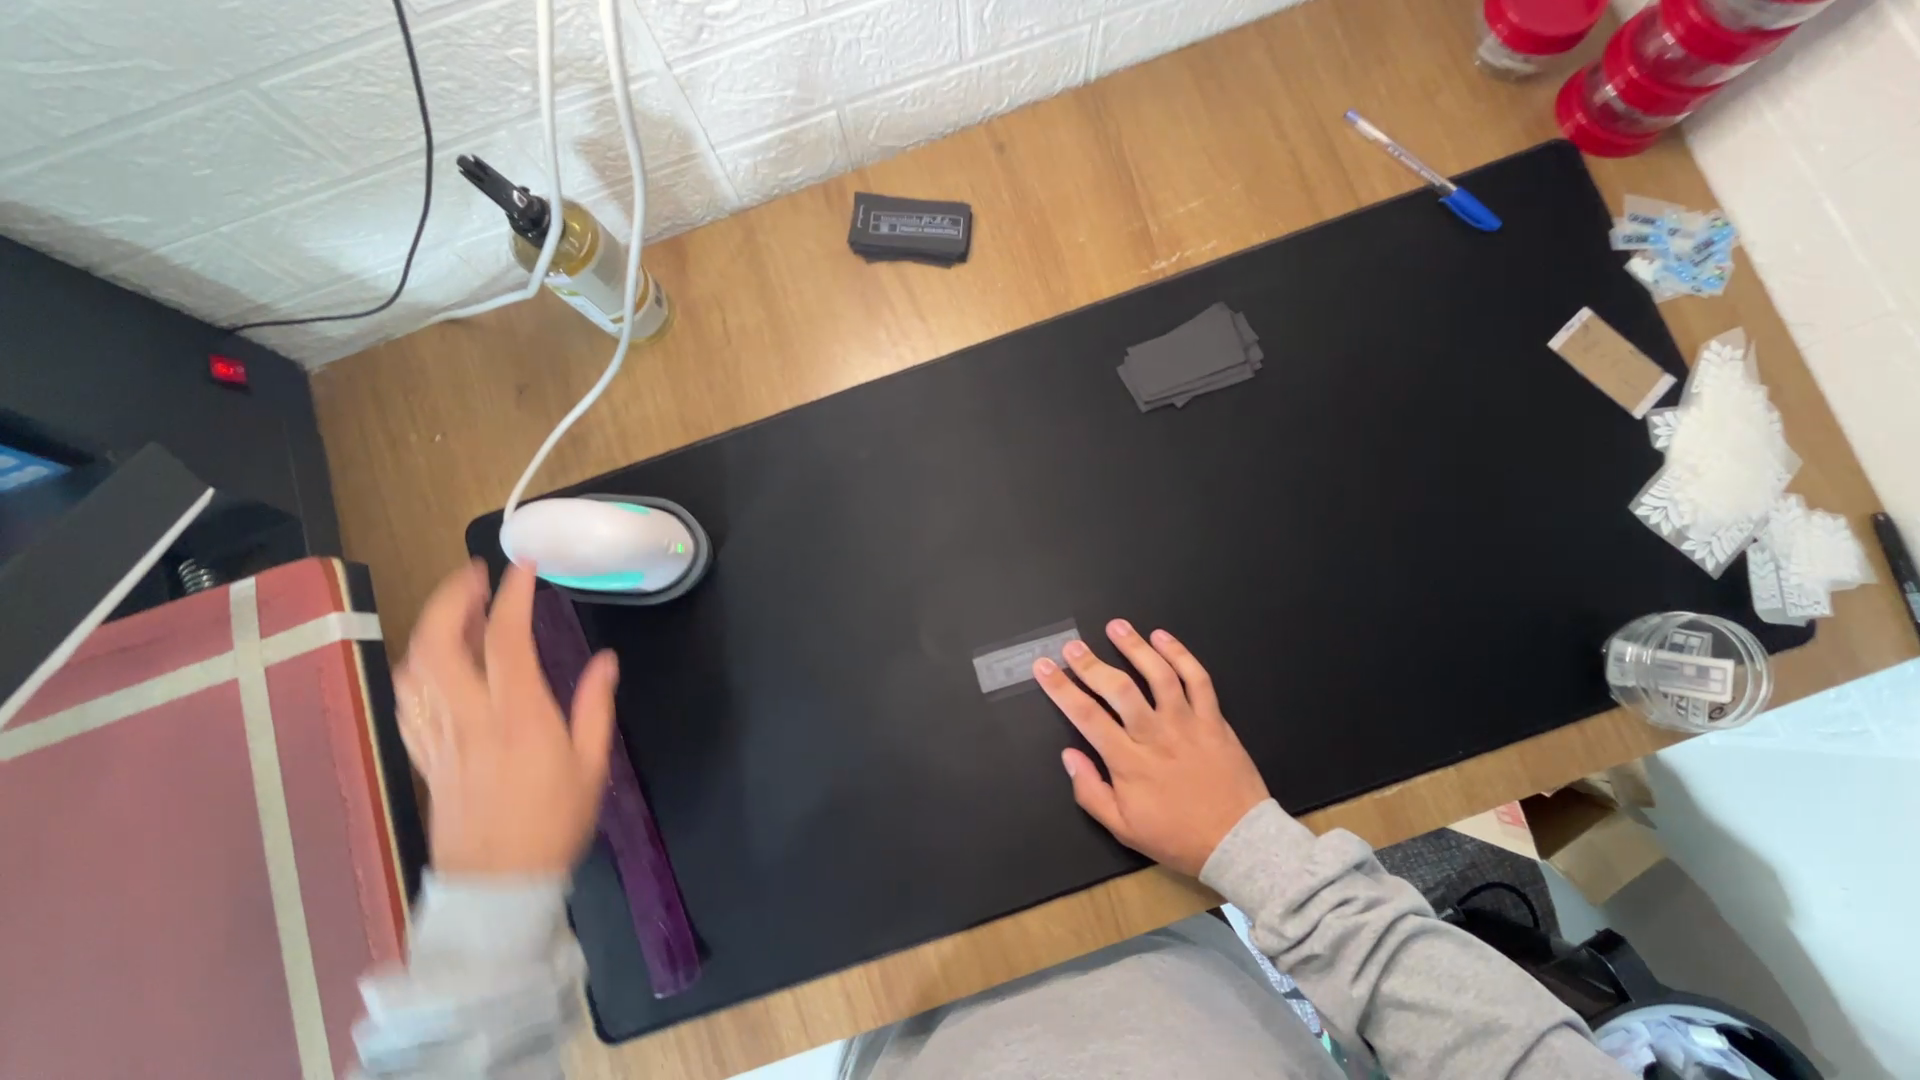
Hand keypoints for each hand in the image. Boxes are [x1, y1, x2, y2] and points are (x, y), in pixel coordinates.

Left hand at [395, 559, 618, 877]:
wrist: (498, 885)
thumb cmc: (554, 823)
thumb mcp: (592, 765)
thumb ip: (595, 706)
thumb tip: (605, 659)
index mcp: (519, 715)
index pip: (506, 639)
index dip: (511, 596)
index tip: (523, 568)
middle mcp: (470, 716)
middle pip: (439, 643)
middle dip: (451, 599)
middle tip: (475, 575)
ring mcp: (439, 735)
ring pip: (415, 668)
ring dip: (430, 627)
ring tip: (456, 609)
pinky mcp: (424, 755)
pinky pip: (409, 700)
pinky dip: (417, 667)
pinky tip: (433, 661)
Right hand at [1034, 621, 1270, 876]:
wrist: (1238, 843)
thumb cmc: (1178, 837)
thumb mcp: (1124, 829)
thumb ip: (1091, 792)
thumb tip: (1069, 757)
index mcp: (1130, 764)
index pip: (1087, 717)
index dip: (1061, 689)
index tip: (1044, 667)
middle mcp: (1156, 737)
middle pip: (1119, 689)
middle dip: (1092, 663)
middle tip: (1073, 646)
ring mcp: (1188, 725)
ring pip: (1159, 676)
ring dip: (1136, 647)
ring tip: (1116, 627)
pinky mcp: (1215, 720)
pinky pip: (1198, 680)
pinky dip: (1181, 655)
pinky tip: (1163, 638)